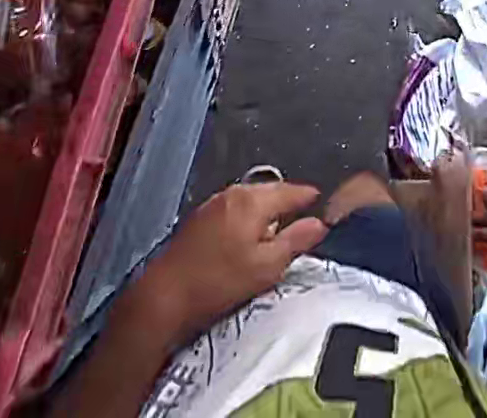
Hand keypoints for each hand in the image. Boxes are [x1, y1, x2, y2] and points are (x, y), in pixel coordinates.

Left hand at [119, 182, 328, 346]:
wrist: (165, 296)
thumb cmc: (218, 282)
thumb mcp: (266, 267)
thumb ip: (296, 241)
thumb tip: (318, 224)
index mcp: (253, 201)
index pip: (291, 191)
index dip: (308, 197)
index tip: (321, 201)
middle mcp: (234, 193)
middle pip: (270, 190)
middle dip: (288, 200)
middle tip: (303, 214)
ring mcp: (215, 203)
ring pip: (251, 198)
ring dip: (267, 208)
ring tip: (278, 228)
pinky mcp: (201, 217)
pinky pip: (235, 206)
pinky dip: (248, 215)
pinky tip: (248, 235)